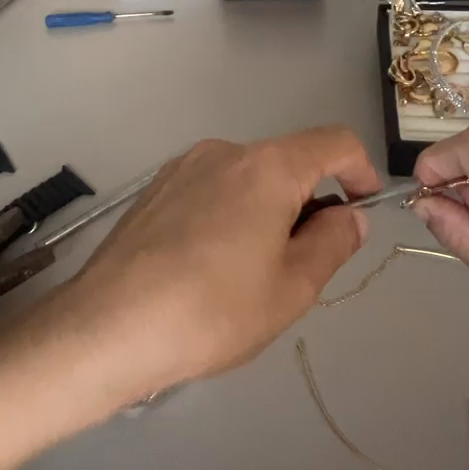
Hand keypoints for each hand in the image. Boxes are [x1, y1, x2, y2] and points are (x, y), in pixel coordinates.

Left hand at [50, 127, 379, 399]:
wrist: (108, 326)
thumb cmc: (212, 310)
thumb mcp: (292, 288)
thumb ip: (332, 241)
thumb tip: (350, 215)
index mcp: (266, 167)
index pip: (334, 142)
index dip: (360, 171)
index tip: (361, 212)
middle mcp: (224, 151)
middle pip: (287, 161)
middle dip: (308, 202)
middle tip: (302, 265)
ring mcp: (182, 167)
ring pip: (247, 177)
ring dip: (267, 211)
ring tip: (249, 274)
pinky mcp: (154, 189)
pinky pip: (211, 188)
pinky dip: (230, 213)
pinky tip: (208, 266)